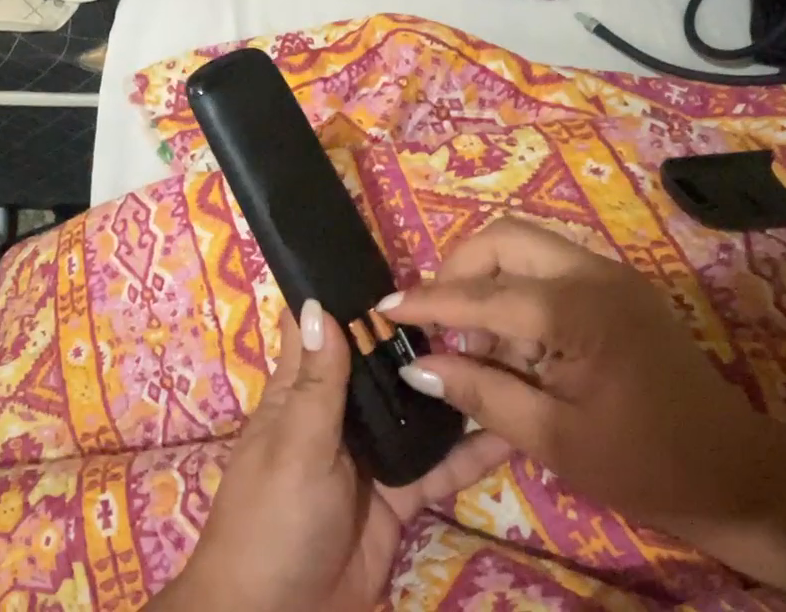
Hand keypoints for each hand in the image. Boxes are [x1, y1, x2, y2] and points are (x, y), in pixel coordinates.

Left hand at [158, 300, 510, 611]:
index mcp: (300, 394)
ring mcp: (371, 456)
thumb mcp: (296, 446)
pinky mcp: (400, 496)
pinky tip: (512, 429)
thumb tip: (317, 303)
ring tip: (504, 352)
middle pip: (378, 367)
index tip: (395, 265)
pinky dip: (471, 452)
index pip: (321, 332)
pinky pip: (440, 467)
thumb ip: (316, 383)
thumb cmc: (274, 519)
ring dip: (450, 388)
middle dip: (416, 340)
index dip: (348, 299)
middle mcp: (337, 416)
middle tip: (476, 305)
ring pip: (415, 411)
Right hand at [378, 217, 785, 545]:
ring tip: (470, 337)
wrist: (737, 473)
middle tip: (435, 319)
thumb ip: (481, 392)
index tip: (384, 308)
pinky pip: (547, 267)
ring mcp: (610, 275)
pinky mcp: (616, 288)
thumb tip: (417, 365)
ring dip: (486, 278)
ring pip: (524, 246)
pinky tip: (508, 340)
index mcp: (580, 311)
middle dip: (459, 269)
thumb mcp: (553, 439)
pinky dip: (514, 290)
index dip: (428, 301)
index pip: (483, 294)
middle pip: (504, 238)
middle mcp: (594, 274)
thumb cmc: (645, 464)